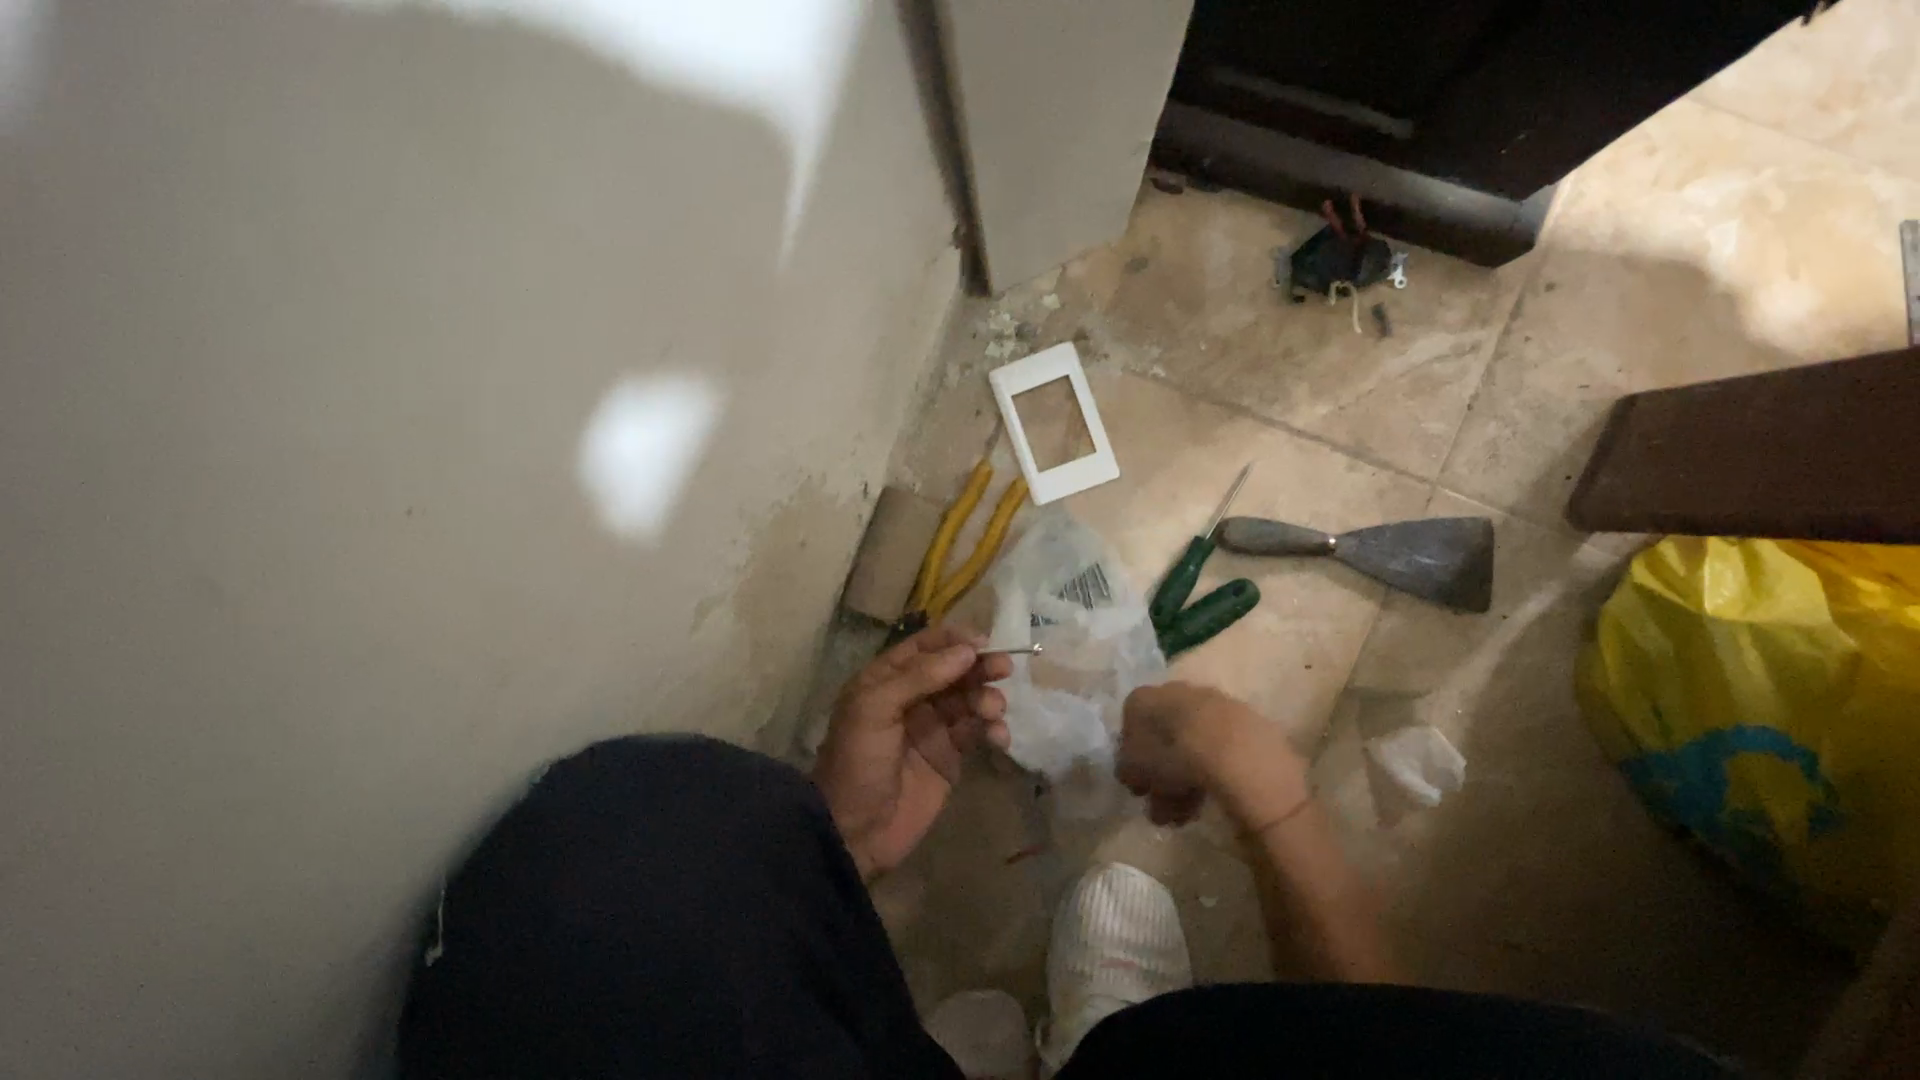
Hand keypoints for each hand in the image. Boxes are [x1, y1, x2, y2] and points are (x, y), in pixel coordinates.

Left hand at [813, 625, 1012, 880]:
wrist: (854, 830)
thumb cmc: (857, 761)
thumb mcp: (875, 709)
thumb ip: (920, 676)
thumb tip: (967, 651)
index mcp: (886, 679)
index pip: (926, 646)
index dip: (955, 640)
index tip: (983, 642)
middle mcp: (912, 697)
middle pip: (954, 669)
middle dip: (980, 666)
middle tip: (1004, 668)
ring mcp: (933, 727)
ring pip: (970, 698)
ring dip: (987, 698)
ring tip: (992, 711)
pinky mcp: (951, 756)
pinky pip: (978, 731)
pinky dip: (993, 729)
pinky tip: (999, 737)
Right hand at [1117, 682, 1306, 828]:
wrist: (1240, 755)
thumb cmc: (1176, 758)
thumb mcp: (1136, 768)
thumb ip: (1127, 768)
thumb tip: (1129, 771)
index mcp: (1147, 697)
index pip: (1131, 722)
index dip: (1131, 755)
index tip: (1138, 783)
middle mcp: (1178, 693)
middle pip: (1164, 736)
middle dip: (1160, 775)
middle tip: (1160, 807)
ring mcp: (1214, 705)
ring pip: (1191, 746)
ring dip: (1184, 782)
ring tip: (1185, 815)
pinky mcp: (1245, 724)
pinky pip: (1218, 750)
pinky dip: (1211, 774)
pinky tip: (1209, 802)